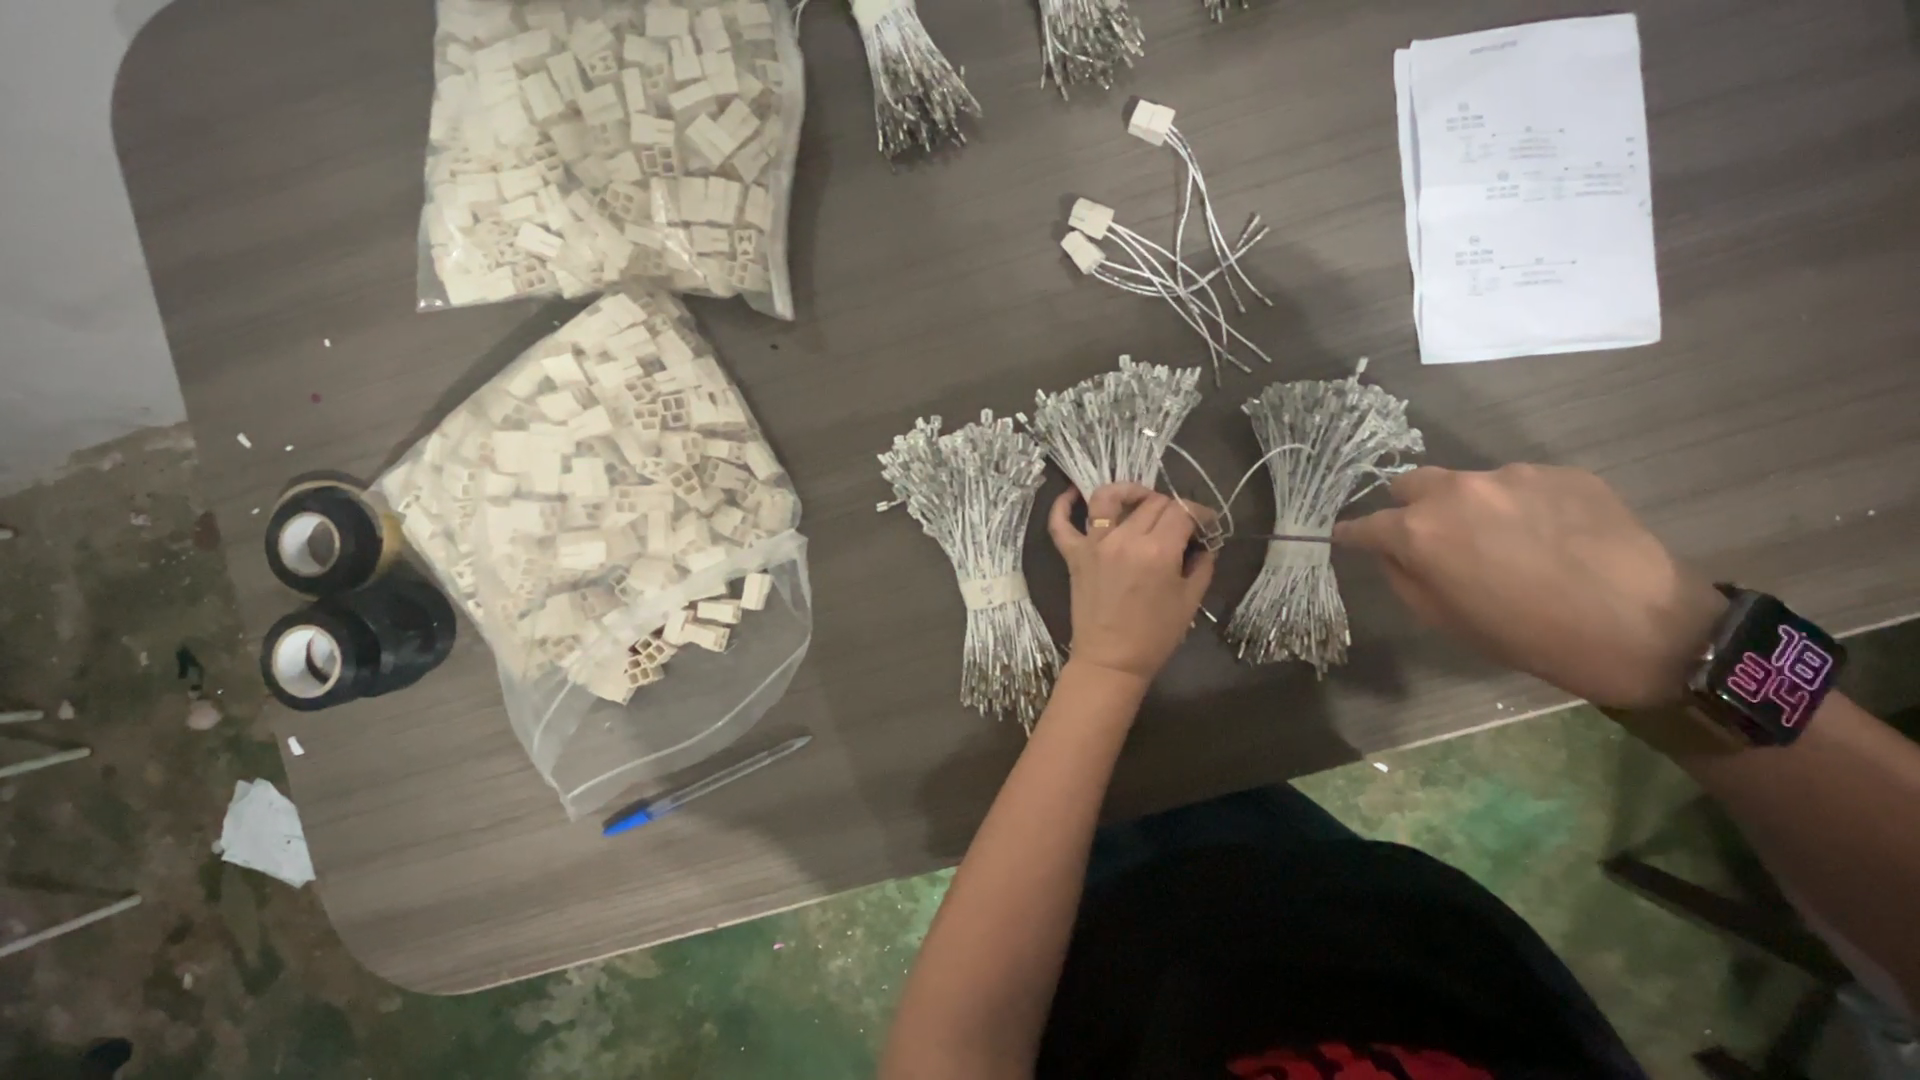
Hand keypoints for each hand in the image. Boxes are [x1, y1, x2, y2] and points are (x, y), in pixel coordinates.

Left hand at [1046, 483, 1215, 685]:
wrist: (1111, 661)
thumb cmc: (1155, 635)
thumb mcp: (1190, 600)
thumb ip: (1201, 564)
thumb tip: (1202, 543)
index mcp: (1158, 550)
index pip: (1182, 511)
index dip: (1200, 514)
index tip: (1205, 526)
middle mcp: (1124, 539)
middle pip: (1152, 502)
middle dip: (1171, 507)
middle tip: (1179, 525)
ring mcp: (1094, 544)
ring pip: (1107, 498)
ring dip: (1127, 492)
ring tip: (1138, 499)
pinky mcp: (1073, 555)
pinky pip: (1060, 524)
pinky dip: (1062, 506)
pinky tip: (1072, 494)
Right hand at [1334, 464, 1726, 707]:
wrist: (1645, 629)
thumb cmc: (1531, 637)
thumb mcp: (1448, 621)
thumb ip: (1405, 578)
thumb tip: (1392, 553)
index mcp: (1421, 532)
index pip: (1364, 525)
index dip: (1353, 535)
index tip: (1348, 539)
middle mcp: (1458, 491)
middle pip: (1411, 484)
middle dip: (1410, 508)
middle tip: (1435, 540)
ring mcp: (1513, 475)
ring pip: (1470, 483)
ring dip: (1471, 507)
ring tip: (1508, 542)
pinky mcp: (1563, 472)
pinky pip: (1523, 485)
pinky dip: (1521, 506)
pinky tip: (1551, 537)